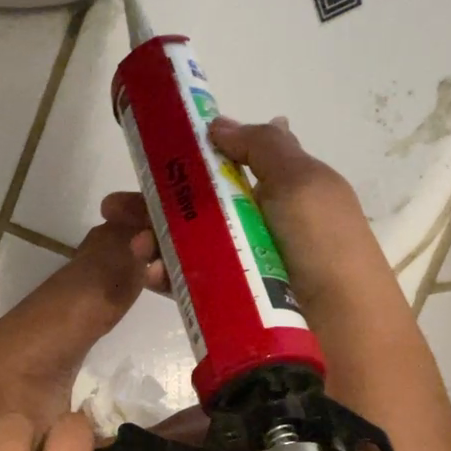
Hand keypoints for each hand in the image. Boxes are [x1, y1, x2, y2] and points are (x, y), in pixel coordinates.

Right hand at [103, 115, 389, 315]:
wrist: (339, 326)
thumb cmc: (323, 244)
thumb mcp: (302, 181)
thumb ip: (262, 148)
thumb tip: (217, 125)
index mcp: (274, 194)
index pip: (219, 174)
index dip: (182, 167)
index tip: (147, 164)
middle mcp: (252, 227)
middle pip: (190, 212)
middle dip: (150, 207)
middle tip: (111, 210)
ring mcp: (234, 268)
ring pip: (182, 249)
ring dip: (152, 242)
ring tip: (134, 248)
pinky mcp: (221, 303)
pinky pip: (184, 285)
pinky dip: (164, 277)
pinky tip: (150, 275)